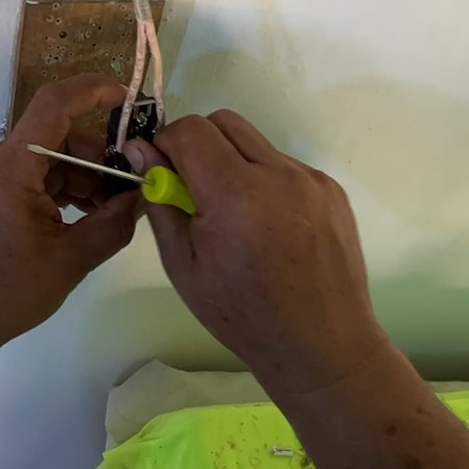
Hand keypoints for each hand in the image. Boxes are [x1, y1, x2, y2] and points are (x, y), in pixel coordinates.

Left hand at [0, 74, 143, 362]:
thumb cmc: (6, 292)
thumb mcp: (71, 259)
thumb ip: (114, 221)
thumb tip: (145, 193)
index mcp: (11, 166)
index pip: (54, 103)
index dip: (93, 91)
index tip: (129, 101)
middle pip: (58, 138)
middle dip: (98, 159)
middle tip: (132, 191)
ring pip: (48, 160)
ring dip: (82, 179)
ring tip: (110, 214)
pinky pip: (32, 177)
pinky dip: (60, 191)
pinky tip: (84, 218)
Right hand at [124, 111, 391, 393]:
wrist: (321, 346)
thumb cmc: (241, 313)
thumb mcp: (182, 264)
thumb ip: (160, 199)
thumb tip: (138, 151)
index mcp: (236, 195)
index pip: (190, 130)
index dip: (166, 143)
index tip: (160, 171)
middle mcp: (278, 175)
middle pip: (222, 122)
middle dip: (196, 143)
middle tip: (190, 187)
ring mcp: (310, 179)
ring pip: (253, 140)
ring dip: (229, 159)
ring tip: (230, 210)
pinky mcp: (331, 189)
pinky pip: (281, 163)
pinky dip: (261, 178)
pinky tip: (263, 223)